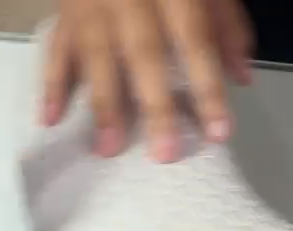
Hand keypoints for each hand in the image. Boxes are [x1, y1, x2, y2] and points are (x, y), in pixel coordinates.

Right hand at [43, 0, 253, 160]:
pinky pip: (56, 47)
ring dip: (102, 103)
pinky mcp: (66, 11)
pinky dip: (51, 84)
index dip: (208, 86)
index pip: (195, 37)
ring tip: (107, 149)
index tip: (218, 132)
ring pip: (96, 53)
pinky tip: (51, 119)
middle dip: (155, 105)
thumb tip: (241, 76)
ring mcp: (92, 1)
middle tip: (164, 154)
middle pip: (144, 51)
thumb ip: (225, 22)